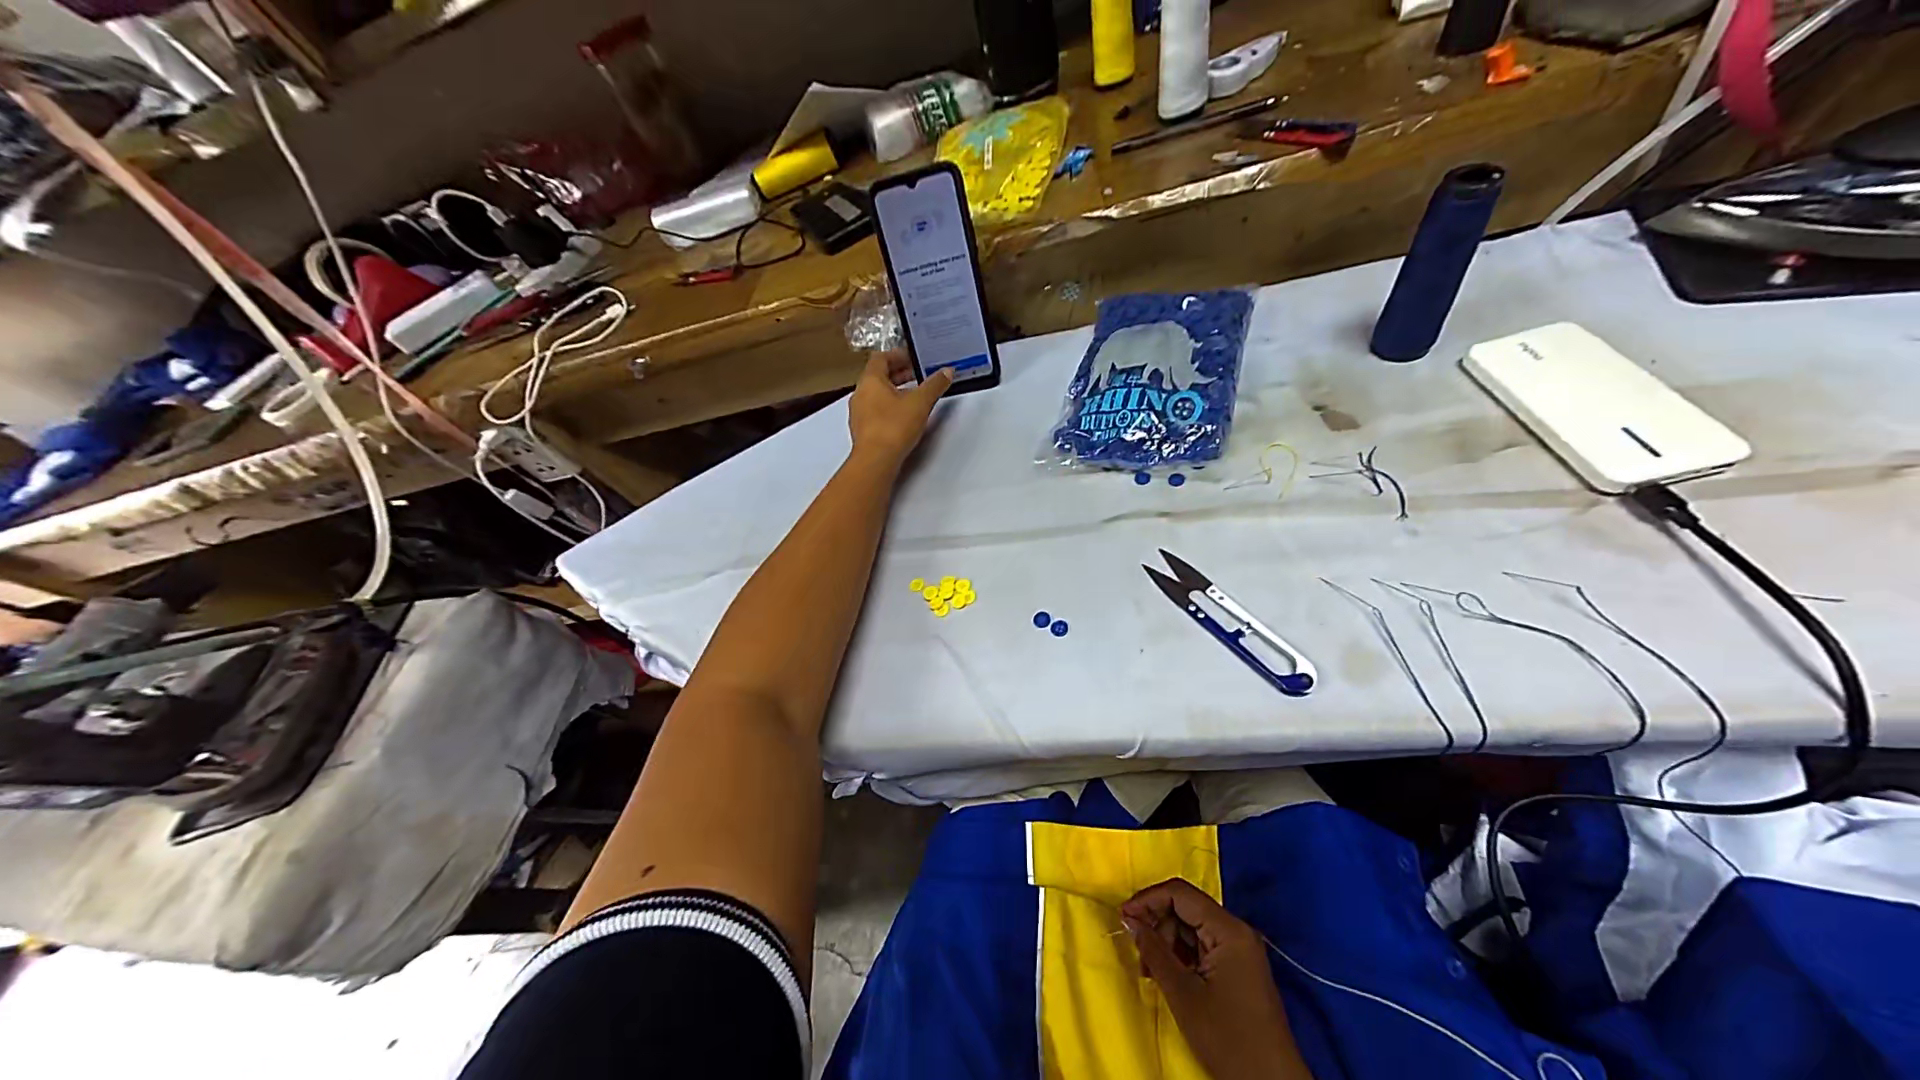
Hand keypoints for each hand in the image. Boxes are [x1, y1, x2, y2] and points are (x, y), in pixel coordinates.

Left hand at [847, 351, 951, 467]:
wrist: (876, 460)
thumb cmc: (891, 429)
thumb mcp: (921, 402)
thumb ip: (934, 385)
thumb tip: (945, 373)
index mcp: (870, 380)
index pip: (881, 358)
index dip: (898, 355)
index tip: (911, 358)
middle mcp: (860, 394)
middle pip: (878, 376)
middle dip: (898, 374)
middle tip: (915, 375)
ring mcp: (859, 413)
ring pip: (875, 395)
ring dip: (893, 392)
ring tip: (912, 396)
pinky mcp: (862, 430)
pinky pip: (874, 412)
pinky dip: (888, 408)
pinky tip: (902, 417)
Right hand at [1122, 879, 1309, 1079]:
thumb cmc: (1227, 1038)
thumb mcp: (1182, 993)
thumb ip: (1154, 950)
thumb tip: (1131, 921)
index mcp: (1229, 930)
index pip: (1180, 893)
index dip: (1147, 900)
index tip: (1123, 918)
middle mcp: (1237, 931)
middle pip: (1186, 908)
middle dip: (1157, 924)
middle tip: (1138, 953)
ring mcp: (1240, 949)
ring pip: (1192, 927)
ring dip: (1167, 942)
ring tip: (1152, 971)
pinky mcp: (1239, 967)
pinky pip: (1203, 946)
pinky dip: (1181, 955)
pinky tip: (1169, 976)